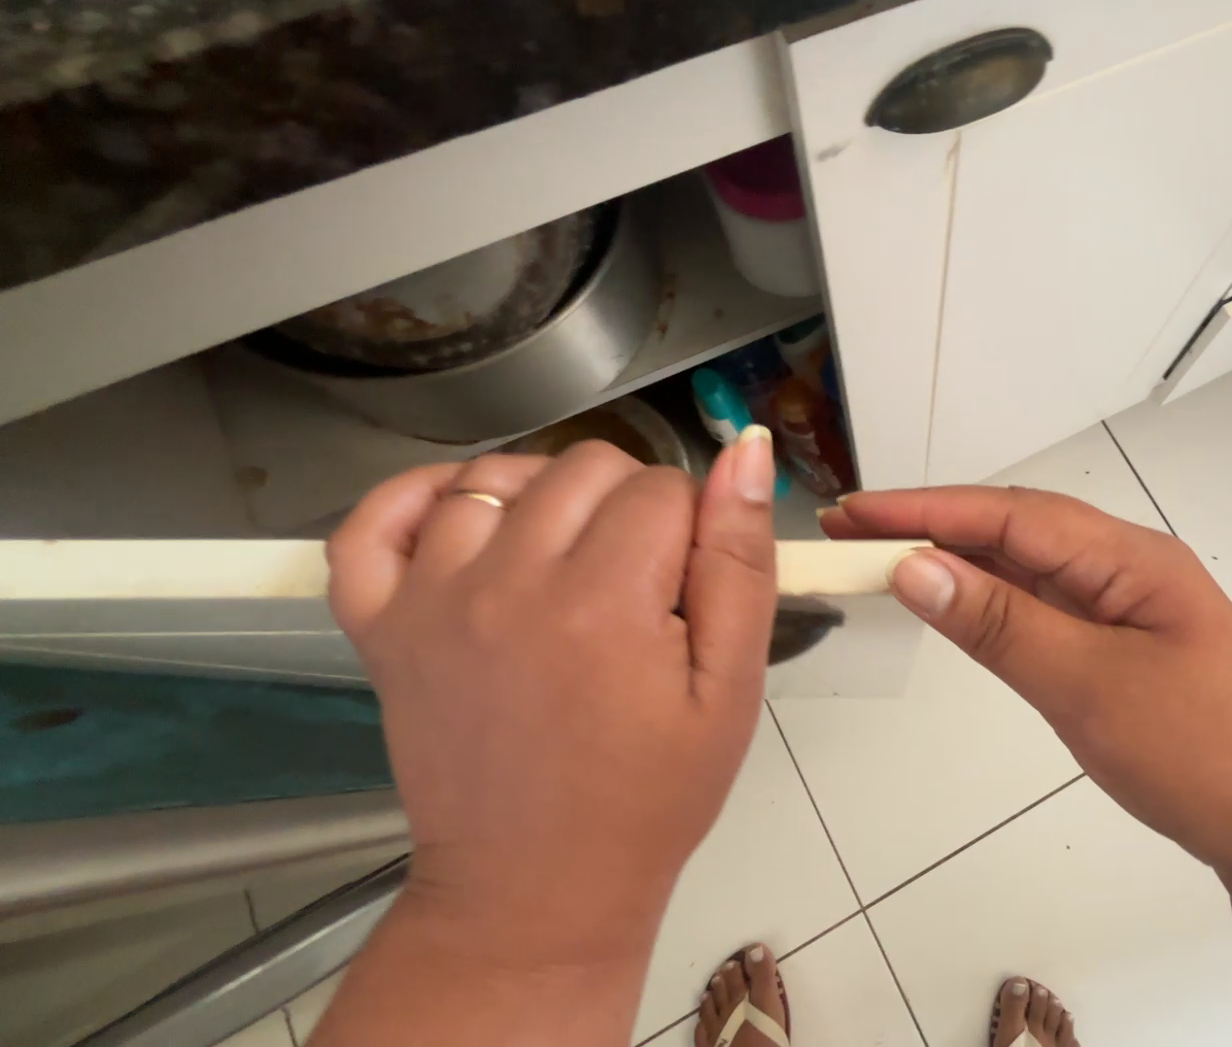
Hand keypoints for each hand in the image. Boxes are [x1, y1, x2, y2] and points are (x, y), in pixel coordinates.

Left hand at [326, 433, 777, 968]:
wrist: (537, 885)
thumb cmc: (654, 792)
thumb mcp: (732, 683)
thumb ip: (741, 563)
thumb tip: (749, 453)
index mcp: (606, 601)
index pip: (664, 486)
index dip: (696, 522)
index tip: (693, 579)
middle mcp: (509, 583)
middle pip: (586, 466)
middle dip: (634, 501)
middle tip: (647, 575)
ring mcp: (431, 600)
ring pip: (498, 476)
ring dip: (551, 497)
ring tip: (576, 559)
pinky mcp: (381, 626)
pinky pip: (376, 520)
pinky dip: (422, 498)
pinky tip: (470, 521)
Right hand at [819, 487, 1231, 875]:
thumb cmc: (1199, 751)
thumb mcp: (1091, 687)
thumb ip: (1000, 623)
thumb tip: (914, 566)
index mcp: (1128, 557)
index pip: (1011, 515)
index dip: (926, 509)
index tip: (853, 511)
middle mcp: (1122, 565)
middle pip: (1015, 529)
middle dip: (932, 526)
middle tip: (850, 531)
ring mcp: (1119, 603)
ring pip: (1024, 565)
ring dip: (956, 560)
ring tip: (882, 558)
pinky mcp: (1113, 641)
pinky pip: (1038, 605)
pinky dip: (987, 598)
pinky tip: (951, 599)